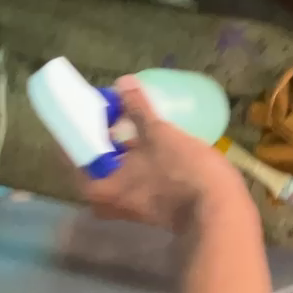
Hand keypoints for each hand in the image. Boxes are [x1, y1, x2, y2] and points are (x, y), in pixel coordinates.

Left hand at [77, 76, 246, 228]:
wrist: (219, 211)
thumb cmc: (183, 173)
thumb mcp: (159, 134)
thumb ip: (138, 108)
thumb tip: (124, 82)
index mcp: (95, 185)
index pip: (73, 148)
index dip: (83, 121)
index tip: (96, 102)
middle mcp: (104, 200)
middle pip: (96, 158)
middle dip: (106, 132)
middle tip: (117, 106)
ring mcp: (127, 206)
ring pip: (116, 168)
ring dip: (124, 145)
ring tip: (136, 119)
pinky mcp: (148, 206)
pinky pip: (134, 176)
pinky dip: (138, 159)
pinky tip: (153, 141)